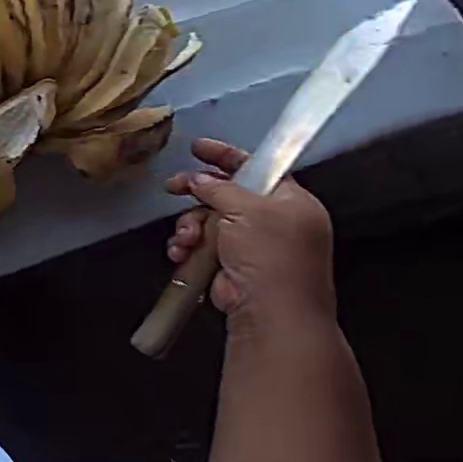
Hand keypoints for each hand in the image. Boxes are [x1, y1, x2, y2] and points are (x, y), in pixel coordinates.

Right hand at [164, 138, 335, 331]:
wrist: (271, 312)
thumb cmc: (270, 255)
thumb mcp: (247, 209)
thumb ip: (219, 187)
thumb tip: (198, 179)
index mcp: (290, 201)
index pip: (256, 168)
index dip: (226, 156)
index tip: (197, 148)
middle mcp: (272, 221)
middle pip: (225, 194)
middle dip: (196, 194)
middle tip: (172, 187)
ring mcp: (249, 246)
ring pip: (207, 221)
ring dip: (189, 226)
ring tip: (186, 239)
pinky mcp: (229, 266)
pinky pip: (201, 246)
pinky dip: (188, 248)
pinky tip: (182, 253)